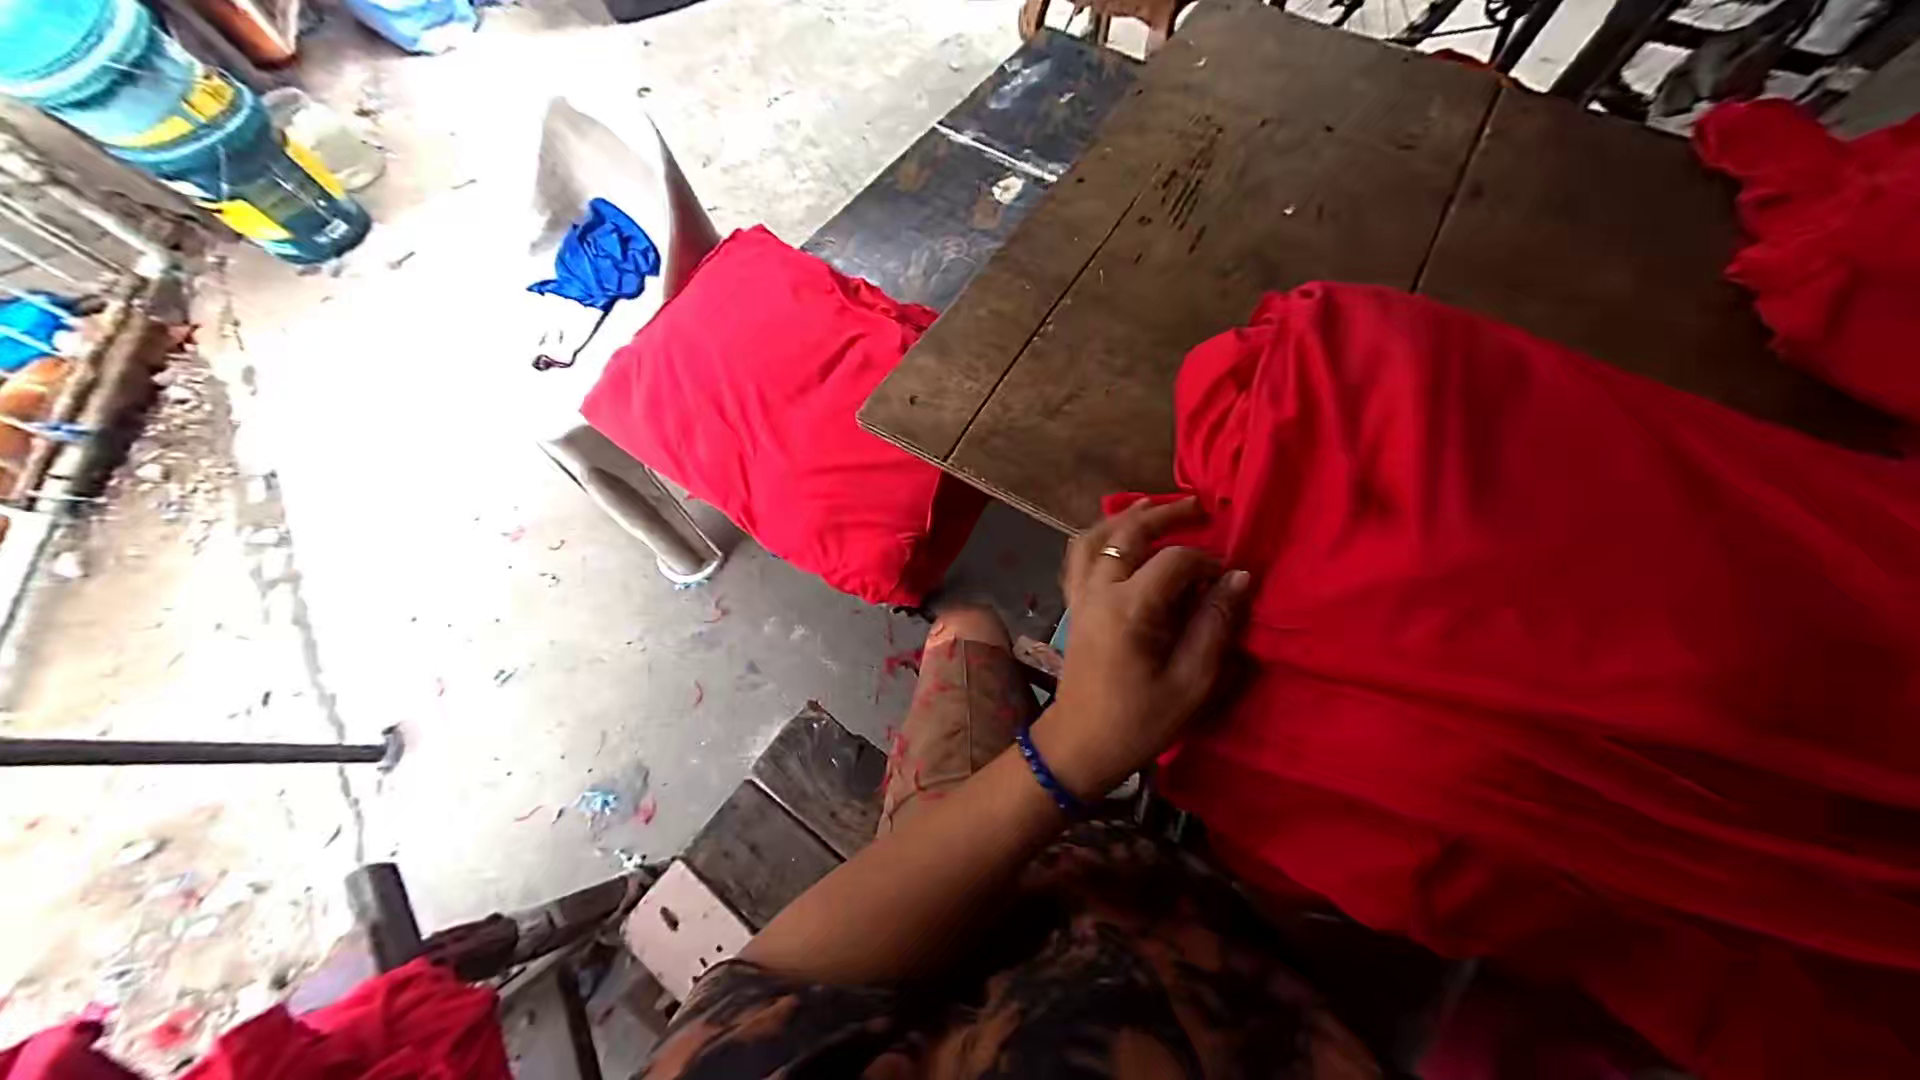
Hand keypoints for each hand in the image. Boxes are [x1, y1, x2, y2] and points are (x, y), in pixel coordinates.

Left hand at [1032, 497, 1251, 799]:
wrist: (1080, 742)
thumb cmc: (1139, 720)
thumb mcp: (1191, 681)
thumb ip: (1214, 624)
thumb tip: (1239, 578)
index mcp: (1129, 608)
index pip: (1173, 561)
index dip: (1206, 560)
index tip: (1229, 577)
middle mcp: (1098, 590)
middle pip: (1127, 533)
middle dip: (1164, 515)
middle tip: (1197, 506)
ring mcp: (1079, 596)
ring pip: (1094, 538)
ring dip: (1125, 519)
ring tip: (1154, 508)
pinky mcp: (1072, 605)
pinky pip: (1079, 558)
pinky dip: (1099, 539)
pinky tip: (1117, 539)